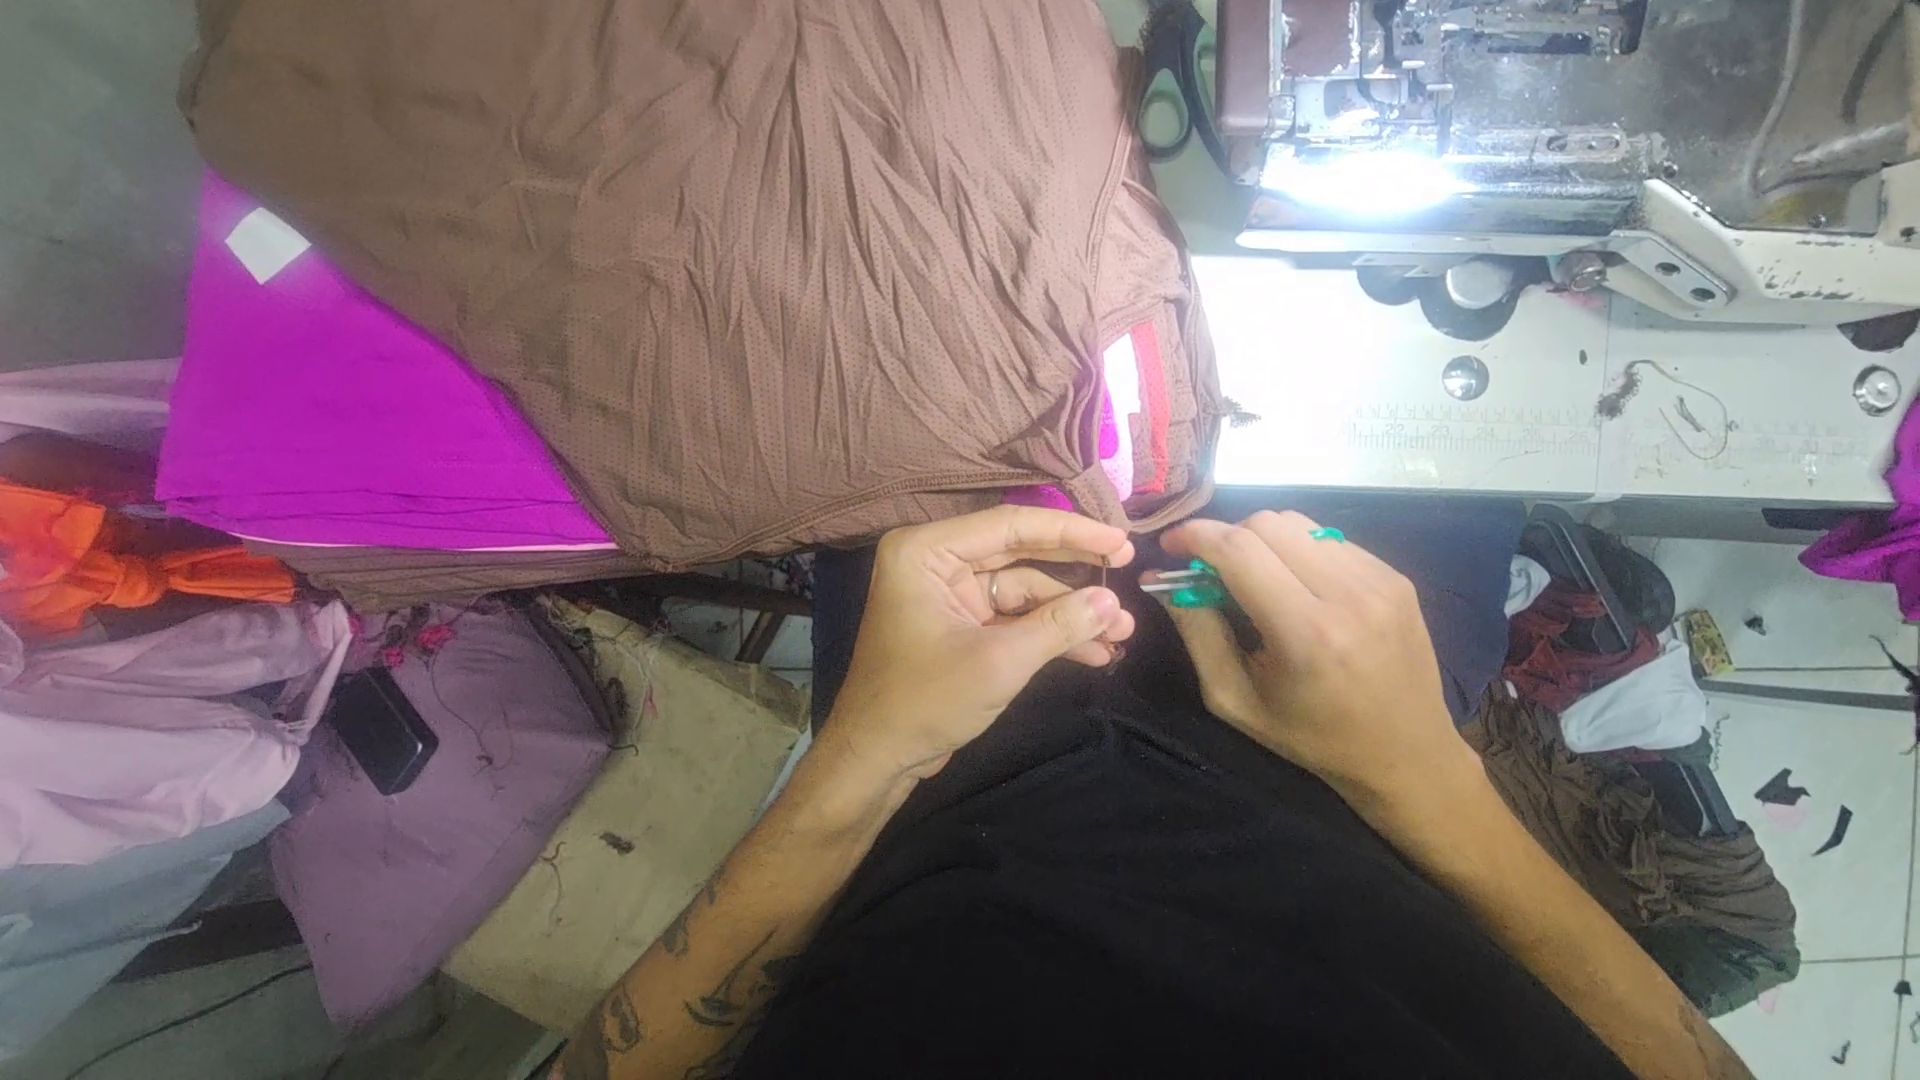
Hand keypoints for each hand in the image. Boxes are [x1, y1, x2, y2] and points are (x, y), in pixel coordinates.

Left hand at [823, 506, 1135, 779]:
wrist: (877, 758)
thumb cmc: (925, 701)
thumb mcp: (999, 661)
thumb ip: (1059, 627)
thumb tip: (1112, 604)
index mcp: (927, 551)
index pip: (1011, 525)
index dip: (1072, 532)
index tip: (1121, 542)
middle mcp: (937, 561)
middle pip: (1021, 552)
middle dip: (1075, 572)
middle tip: (1128, 571)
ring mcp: (950, 594)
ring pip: (1023, 589)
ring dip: (1070, 612)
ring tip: (1122, 633)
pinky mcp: (961, 624)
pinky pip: (1014, 617)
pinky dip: (1049, 634)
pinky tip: (1095, 652)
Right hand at [1150, 511, 1479, 812]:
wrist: (1405, 755)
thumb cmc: (1310, 737)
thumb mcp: (1233, 699)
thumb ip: (1196, 632)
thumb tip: (1163, 581)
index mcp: (1305, 632)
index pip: (1239, 549)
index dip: (1195, 536)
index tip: (1171, 545)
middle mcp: (1348, 594)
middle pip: (1267, 524)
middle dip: (1226, 536)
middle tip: (1210, 569)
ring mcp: (1379, 580)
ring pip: (1298, 524)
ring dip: (1262, 540)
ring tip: (1254, 577)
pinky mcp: (1396, 576)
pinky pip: (1328, 538)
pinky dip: (1297, 551)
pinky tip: (1297, 587)